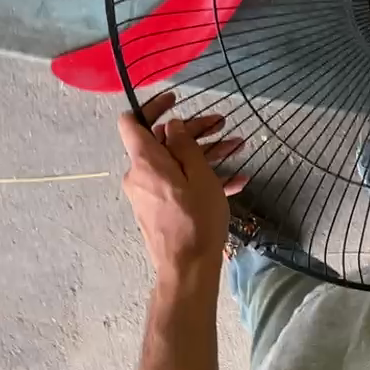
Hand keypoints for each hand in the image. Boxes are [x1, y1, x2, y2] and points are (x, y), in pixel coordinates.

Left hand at [115, 91, 246, 288]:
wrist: (188, 268)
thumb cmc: (196, 220)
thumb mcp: (199, 176)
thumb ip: (184, 146)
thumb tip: (172, 125)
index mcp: (146, 162)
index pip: (131, 122)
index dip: (152, 107)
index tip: (175, 100)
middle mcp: (141, 175)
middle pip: (163, 142)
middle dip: (195, 131)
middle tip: (223, 124)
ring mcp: (150, 194)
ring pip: (176, 164)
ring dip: (206, 153)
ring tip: (237, 147)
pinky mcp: (161, 210)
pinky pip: (180, 186)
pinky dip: (203, 179)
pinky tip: (236, 181)